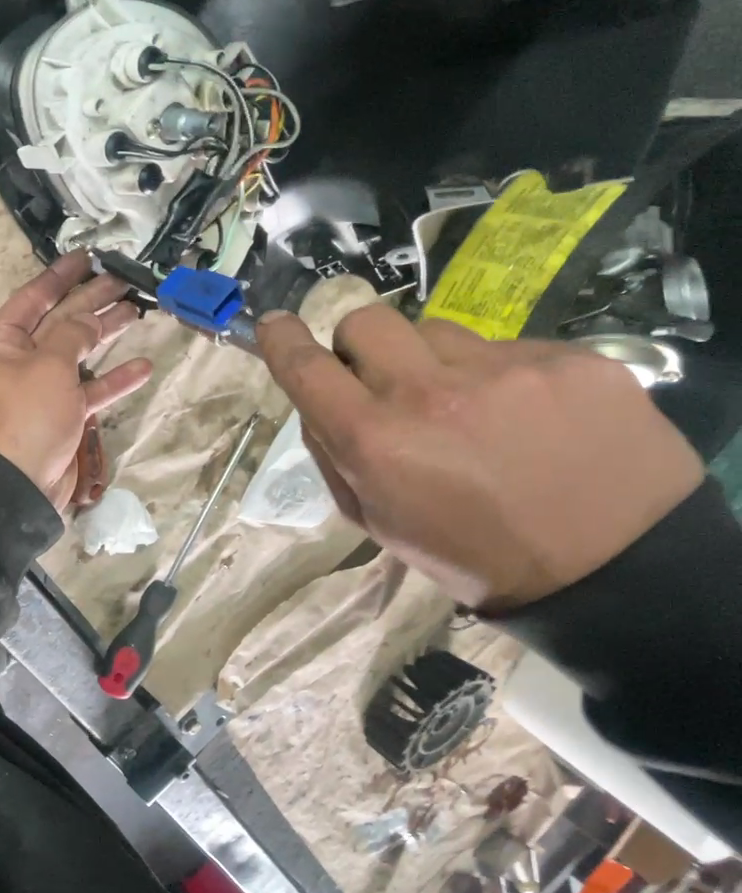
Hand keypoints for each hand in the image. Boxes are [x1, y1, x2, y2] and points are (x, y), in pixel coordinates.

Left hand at [0, 253, 153, 511]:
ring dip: (104, 335)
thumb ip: (71, 334)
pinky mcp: (57, 417)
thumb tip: (87, 317)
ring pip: (75, 355)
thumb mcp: (48, 366)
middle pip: (56, 323)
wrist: (19, 486)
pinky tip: (142, 366)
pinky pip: (87, 391)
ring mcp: (36, 391)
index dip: (60, 277)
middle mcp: (14, 363)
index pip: (31, 300)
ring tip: (137, 312)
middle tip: (124, 282)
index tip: (88, 256)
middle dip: (89, 302)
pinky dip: (112, 379)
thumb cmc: (26, 417)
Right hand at [257, 305, 705, 609]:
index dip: (281, 337)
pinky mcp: (572, 361)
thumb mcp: (375, 518)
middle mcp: (429, 392)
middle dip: (361, 344)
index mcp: (374, 438)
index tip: (274, 323)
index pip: (306, 365)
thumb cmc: (470, 553)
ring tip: (470, 405)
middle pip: (368, 321)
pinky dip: (502, 374)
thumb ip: (335, 454)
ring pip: (440, 332)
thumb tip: (320, 403)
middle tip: (383, 376)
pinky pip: (510, 347)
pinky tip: (530, 415)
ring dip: (435, 361)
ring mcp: (505, 370)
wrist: (618, 571)